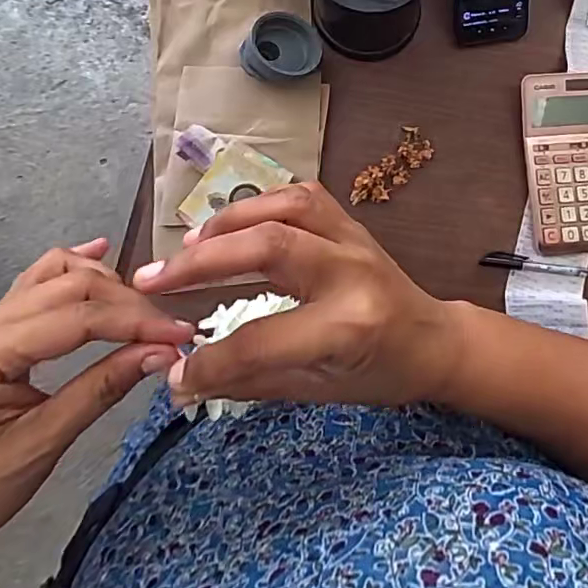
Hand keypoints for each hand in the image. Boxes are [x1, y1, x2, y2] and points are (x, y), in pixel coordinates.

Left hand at [0, 239, 192, 573]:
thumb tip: (162, 352)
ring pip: (52, 276)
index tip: (179, 334)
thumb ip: (102, 388)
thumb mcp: (40, 446)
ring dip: (103, 285)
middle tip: (167, 331)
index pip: (75, 317)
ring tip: (142, 311)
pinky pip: (34, 287)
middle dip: (124, 303)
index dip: (133, 321)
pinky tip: (100, 257)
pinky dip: (72, 274)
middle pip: (67, 286)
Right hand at [133, 183, 456, 408]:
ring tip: (188, 245)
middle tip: (154, 278)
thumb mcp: (321, 391)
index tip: (175, 371)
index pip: (262, 339)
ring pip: (286, 206)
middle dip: (202, 262)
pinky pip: (302, 195)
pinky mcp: (351, 221)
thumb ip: (253, 379)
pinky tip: (235, 222)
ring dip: (229, 221)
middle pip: (269, 247)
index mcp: (348, 325)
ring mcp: (353, 237)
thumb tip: (188, 376)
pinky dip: (262, 202)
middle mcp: (351, 270)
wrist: (434, 338)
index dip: (209, 360)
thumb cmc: (383, 373)